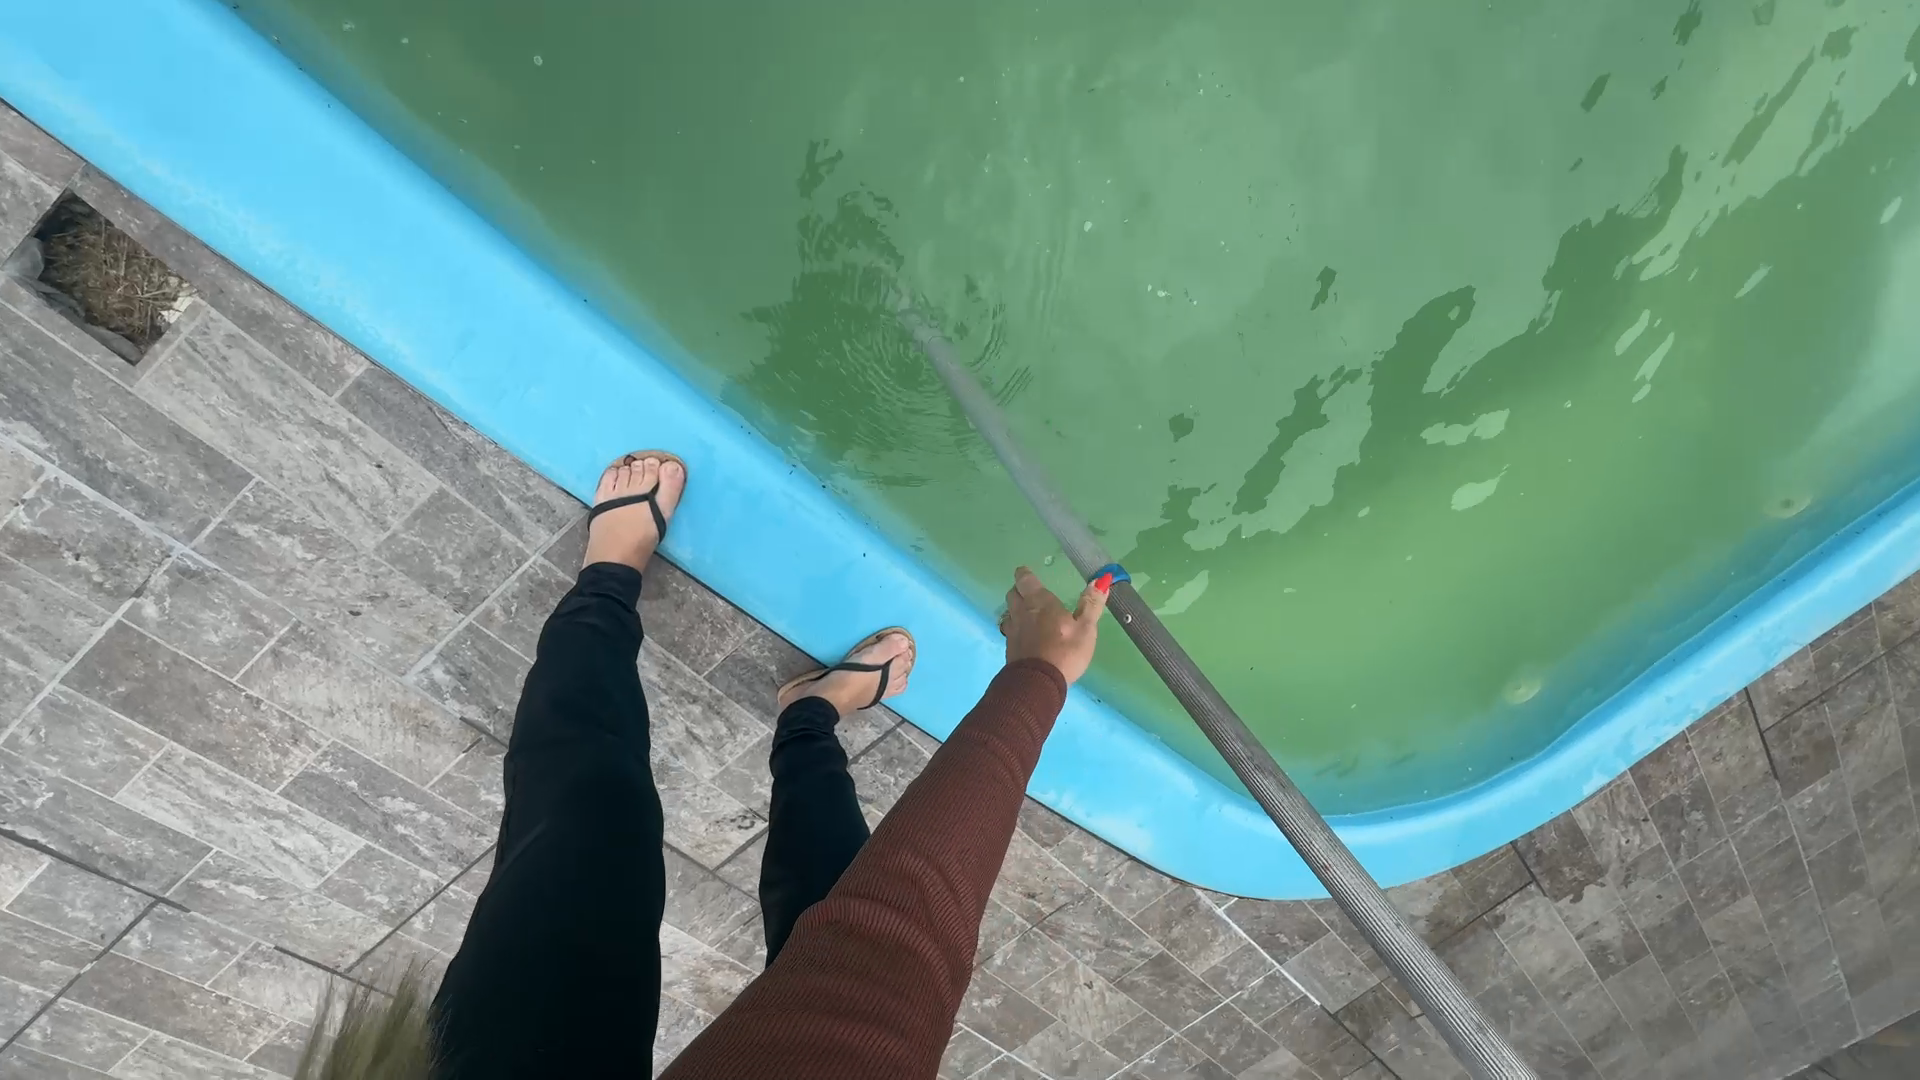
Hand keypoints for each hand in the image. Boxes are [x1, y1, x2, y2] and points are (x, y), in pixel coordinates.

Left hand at [1001, 565, 1107, 683]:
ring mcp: (1013, 631)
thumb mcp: (1085, 628)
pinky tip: (1025, 635)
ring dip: (1016, 609)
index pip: (1025, 580)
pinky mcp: (1010, 648)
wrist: (1037, 682)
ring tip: (1027, 613)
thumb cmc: (1065, 651)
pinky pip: (1010, 630)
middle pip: (1013, 594)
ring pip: (1009, 612)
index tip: (1026, 572)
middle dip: (1019, 590)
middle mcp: (1021, 612)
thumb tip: (1101, 580)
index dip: (1025, 574)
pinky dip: (1016, 627)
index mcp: (1039, 602)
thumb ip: (1091, 604)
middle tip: (1029, 592)